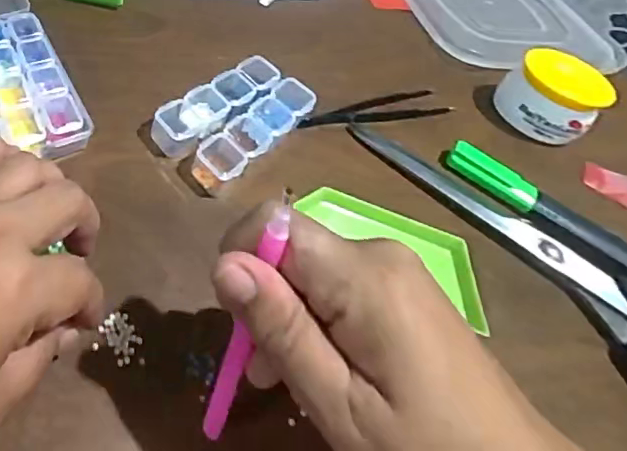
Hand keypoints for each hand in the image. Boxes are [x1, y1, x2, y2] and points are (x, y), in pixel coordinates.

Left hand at [0, 138, 102, 450]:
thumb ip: (37, 359)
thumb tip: (64, 330)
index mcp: (16, 285)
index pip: (81, 281)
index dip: (92, 304)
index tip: (84, 324)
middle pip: (67, 197)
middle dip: (86, 226)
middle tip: (77, 259)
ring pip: (26, 161)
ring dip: (48, 183)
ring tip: (45, 216)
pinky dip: (3, 162)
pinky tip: (1, 191)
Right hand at [213, 201, 577, 450]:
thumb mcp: (344, 407)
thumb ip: (282, 330)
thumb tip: (222, 264)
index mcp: (364, 273)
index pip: (272, 220)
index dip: (240, 256)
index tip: (236, 321)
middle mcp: (378, 251)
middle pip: (290, 247)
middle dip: (264, 298)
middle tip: (261, 372)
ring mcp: (396, 270)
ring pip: (310, 268)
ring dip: (286, 314)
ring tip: (286, 381)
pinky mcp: (404, 290)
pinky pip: (338, 284)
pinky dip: (316, 318)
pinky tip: (323, 369)